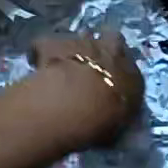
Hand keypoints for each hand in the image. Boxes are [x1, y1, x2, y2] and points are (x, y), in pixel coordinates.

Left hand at [28, 33, 144, 149]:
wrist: (74, 104)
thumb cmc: (104, 121)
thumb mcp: (117, 130)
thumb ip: (115, 122)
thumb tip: (113, 124)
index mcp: (132, 75)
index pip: (131, 71)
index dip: (118, 76)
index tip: (110, 86)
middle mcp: (112, 52)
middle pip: (112, 41)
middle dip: (102, 50)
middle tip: (91, 66)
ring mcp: (83, 42)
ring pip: (81, 37)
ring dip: (75, 49)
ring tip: (64, 66)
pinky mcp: (55, 42)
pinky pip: (47, 43)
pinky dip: (41, 52)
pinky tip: (35, 64)